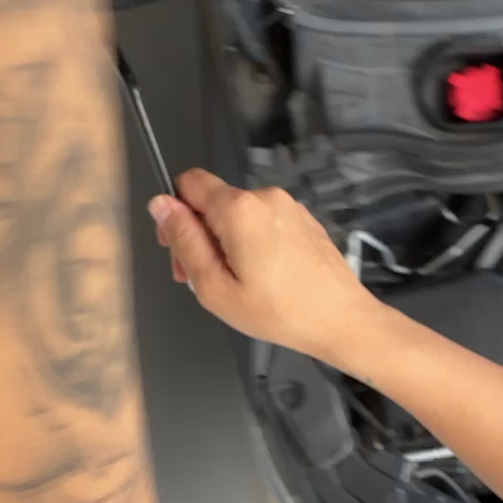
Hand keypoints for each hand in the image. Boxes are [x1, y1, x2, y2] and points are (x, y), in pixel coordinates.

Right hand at [149, 169, 390, 365]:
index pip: (189, 182)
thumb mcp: (214, 286)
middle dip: (199, 235)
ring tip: (236, 285)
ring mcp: (290, 207)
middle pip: (214, 202)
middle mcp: (266, 197)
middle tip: (200, 278)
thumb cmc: (279, 312)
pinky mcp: (305, 221)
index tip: (178, 247)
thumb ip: (183, 241)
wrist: (341, 320)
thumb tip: (160, 204)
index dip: (175, 213)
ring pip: (239, 215)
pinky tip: (263, 279)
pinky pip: (265, 223)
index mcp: (240, 208)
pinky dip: (253, 244)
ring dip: (226, 243)